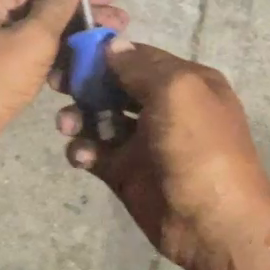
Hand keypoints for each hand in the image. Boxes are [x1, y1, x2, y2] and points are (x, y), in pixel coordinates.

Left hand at [0, 0, 126, 169]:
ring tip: (103, 46)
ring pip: (32, 31)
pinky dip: (48, 58)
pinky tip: (77, 69)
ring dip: (68, 38)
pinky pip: (23, 53)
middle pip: (37, 4)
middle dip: (78, 14)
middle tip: (118, 23)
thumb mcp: (31, 40)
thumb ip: (54, 7)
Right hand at [56, 40, 269, 269]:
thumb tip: (111, 46)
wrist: (213, 223)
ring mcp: (142, 142)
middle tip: (56, 85)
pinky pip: (94, 151)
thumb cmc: (199, 147)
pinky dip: (82, 150)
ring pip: (98, 118)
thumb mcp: (177, 91)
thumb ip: (141, 66)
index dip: (102, 54)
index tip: (68, 53)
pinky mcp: (124, 172)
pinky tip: (81, 157)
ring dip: (78, 117)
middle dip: (84, 84)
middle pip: (113, 86)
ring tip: (67, 127)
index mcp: (184, 82)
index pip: (136, 57)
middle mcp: (163, 108)